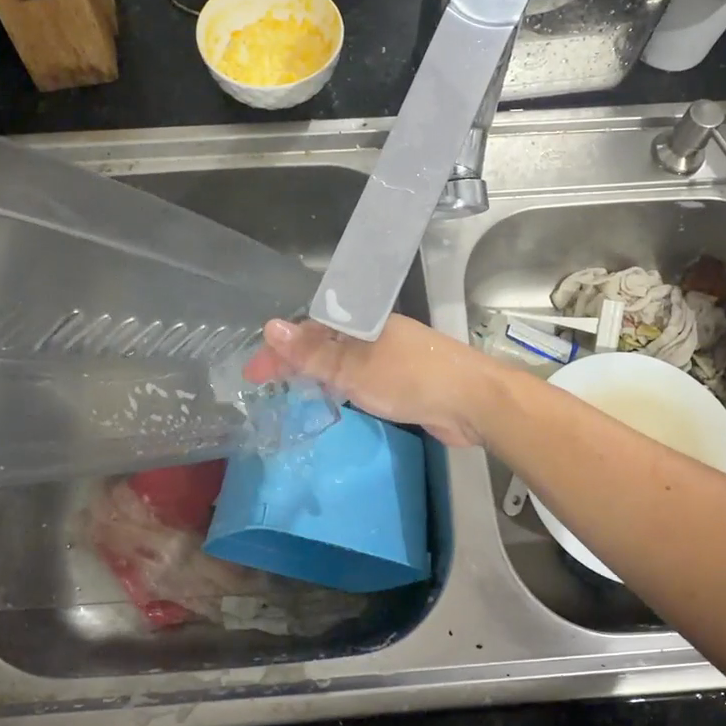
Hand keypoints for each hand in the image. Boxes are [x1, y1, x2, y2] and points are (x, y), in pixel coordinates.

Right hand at [243, 315, 506, 446]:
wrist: (472, 402)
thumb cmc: (412, 379)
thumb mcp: (355, 368)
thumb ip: (313, 353)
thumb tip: (270, 327)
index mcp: (362, 322)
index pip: (307, 329)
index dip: (278, 350)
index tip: (252, 373)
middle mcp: (373, 334)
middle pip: (322, 342)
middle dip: (291, 360)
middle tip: (263, 385)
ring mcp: (388, 357)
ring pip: (340, 361)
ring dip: (314, 372)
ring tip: (287, 391)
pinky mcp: (400, 381)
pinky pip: (358, 379)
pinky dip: (337, 386)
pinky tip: (329, 399)